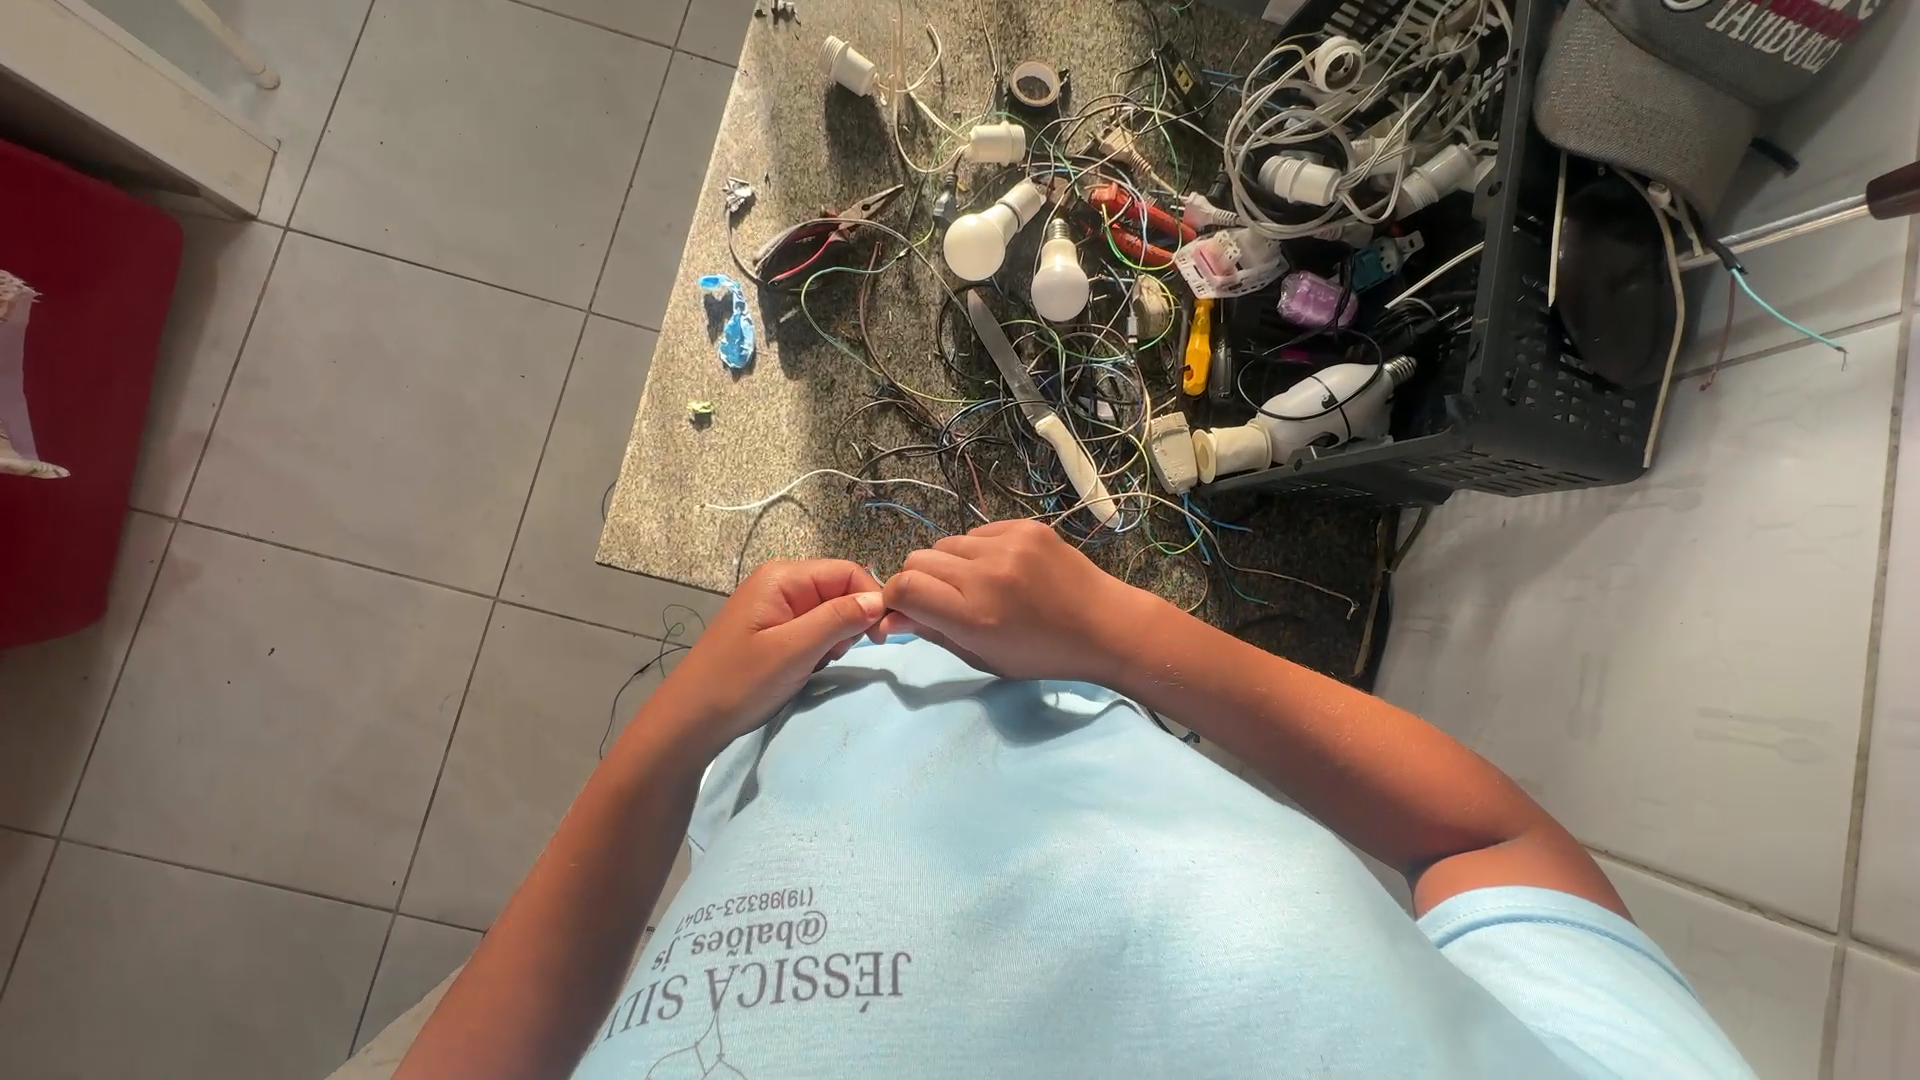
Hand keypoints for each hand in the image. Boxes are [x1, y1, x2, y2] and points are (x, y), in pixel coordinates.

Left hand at [647, 560, 886, 756]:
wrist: (691, 721)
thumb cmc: (739, 682)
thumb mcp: (794, 650)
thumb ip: (838, 620)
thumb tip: (879, 600)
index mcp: (784, 577)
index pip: (848, 571)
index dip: (870, 599)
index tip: (878, 639)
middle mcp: (782, 583)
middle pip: (841, 590)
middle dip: (849, 623)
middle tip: (832, 655)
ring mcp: (777, 607)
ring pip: (832, 613)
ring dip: (834, 640)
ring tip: (813, 663)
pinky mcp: (776, 630)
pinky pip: (815, 630)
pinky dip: (820, 650)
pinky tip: (804, 668)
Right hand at [880, 520, 1162, 682]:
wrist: (1105, 626)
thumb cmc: (1042, 654)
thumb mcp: (984, 657)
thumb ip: (934, 632)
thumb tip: (891, 615)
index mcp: (974, 616)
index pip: (904, 588)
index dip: (894, 598)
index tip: (905, 608)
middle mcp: (986, 575)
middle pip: (918, 559)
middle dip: (919, 580)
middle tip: (942, 598)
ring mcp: (1008, 545)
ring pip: (947, 543)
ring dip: (950, 564)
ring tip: (977, 584)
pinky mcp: (1025, 527)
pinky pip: (979, 532)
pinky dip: (978, 550)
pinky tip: (1002, 569)